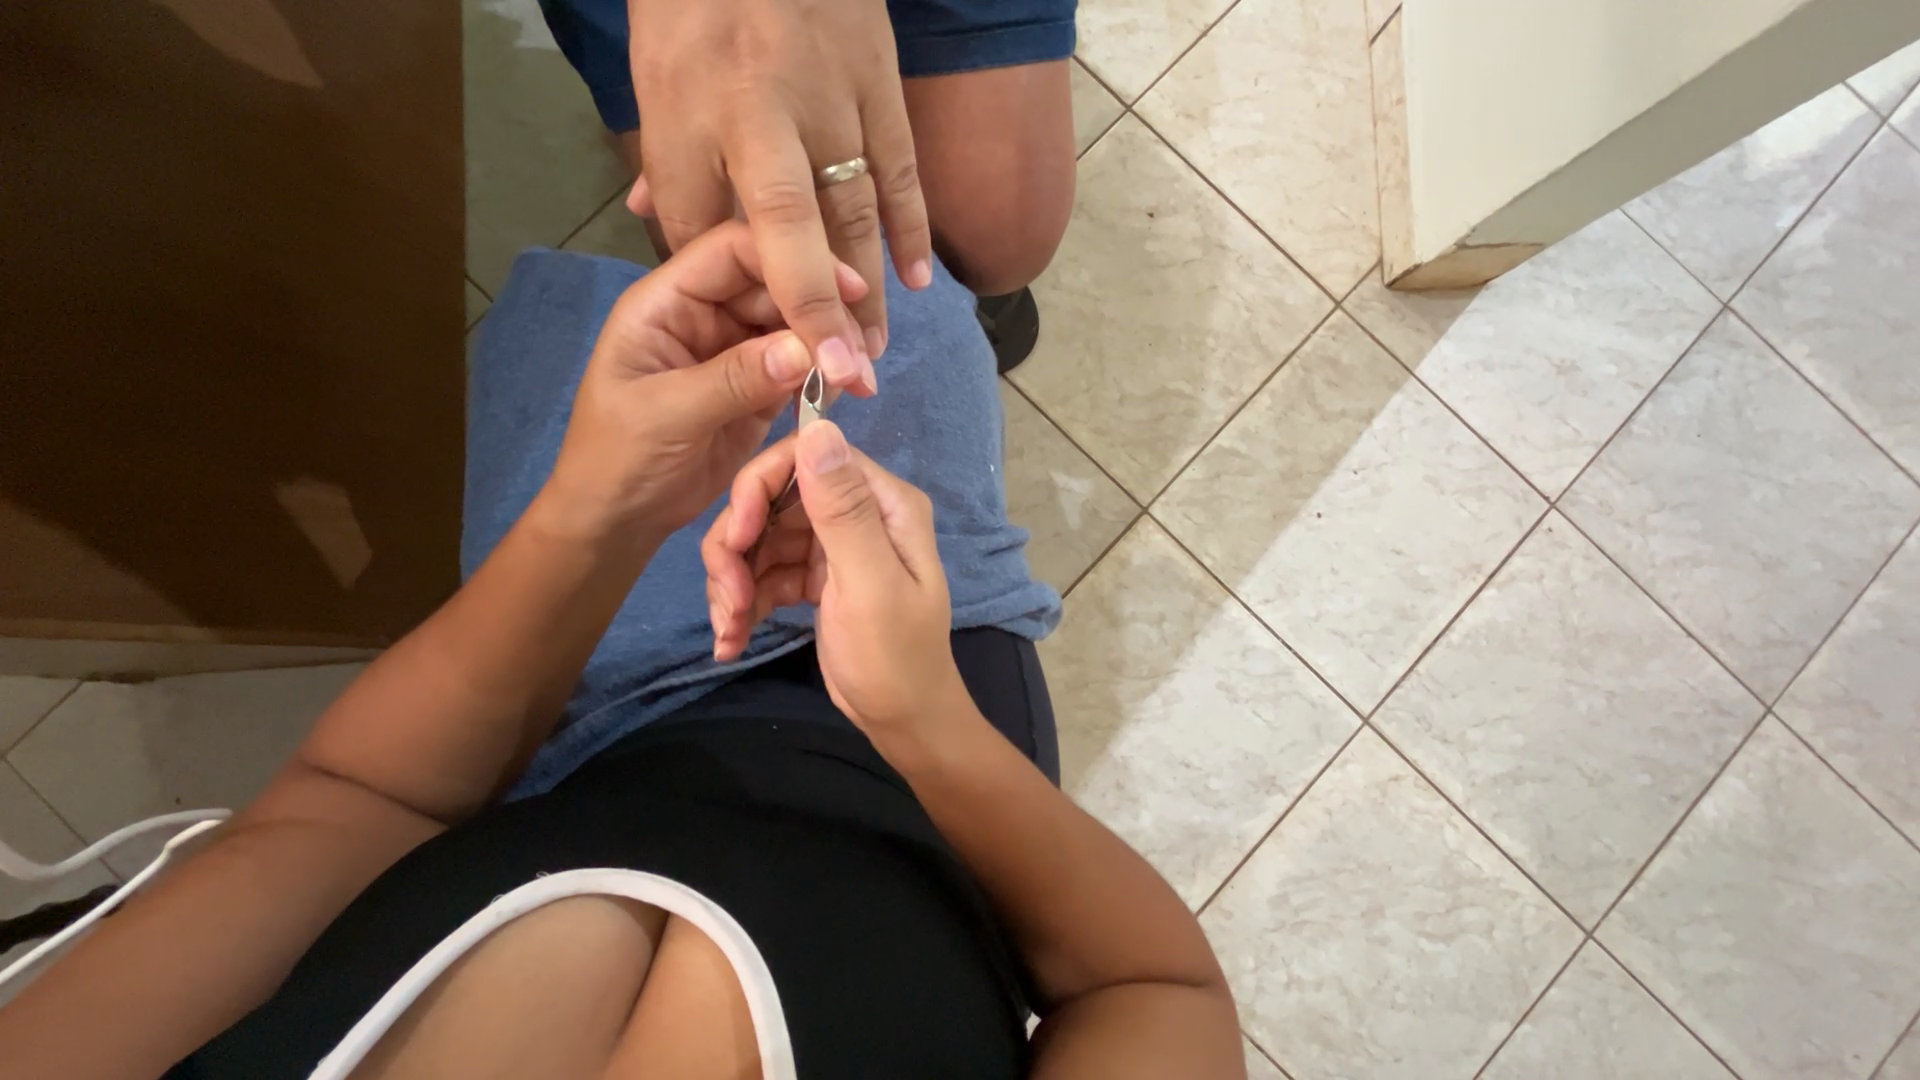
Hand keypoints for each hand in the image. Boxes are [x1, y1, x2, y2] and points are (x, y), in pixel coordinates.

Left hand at [541, 222, 867, 548]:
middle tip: (861, 355)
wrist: (621, 519)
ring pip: (796, 330)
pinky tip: (847, 394)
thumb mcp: (666, 415)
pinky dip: (826, 380)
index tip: (846, 288)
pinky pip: (801, 371)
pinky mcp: (759, 391)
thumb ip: (733, 379)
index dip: (789, 260)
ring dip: (832, 350)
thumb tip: (806, 350)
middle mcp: (706, 315)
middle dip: (822, 316)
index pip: (734, 254)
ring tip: (863, 381)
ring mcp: (735, 354)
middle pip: (776, 290)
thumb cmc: (619, 459)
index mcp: (668, 302)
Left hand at [627, 0, 934, 393]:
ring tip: (871, 353)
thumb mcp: (655, 77)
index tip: (753, 353)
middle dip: (815, 316)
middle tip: (839, 381)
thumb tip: (665, 223)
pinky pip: (900, 172)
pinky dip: (910, 231)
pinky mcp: (879, 85)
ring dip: (866, 291)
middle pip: (790, 235)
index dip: (726, 292)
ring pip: (853, 214)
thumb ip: (668, 161)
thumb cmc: (694, 0)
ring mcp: (831, 97)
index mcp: (692, 108)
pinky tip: (915, 284)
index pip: (702, 222)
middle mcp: (762, 111)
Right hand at [701, 421, 966, 732]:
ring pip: (759, 537)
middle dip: (737, 548)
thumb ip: (843, 510)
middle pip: (772, 499)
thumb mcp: (870, 585)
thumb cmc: (895, 657)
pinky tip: (732, 640)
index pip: (806, 458)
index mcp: (883, 502)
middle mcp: (858, 512)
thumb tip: (819, 425)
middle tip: (725, 602)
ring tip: (728, 629)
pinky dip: (742, 601)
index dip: (758, 489)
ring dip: (733, 582)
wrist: (902, 720)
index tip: (735, 539)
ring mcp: (833, 544)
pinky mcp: (814, 575)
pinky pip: (763, 570)